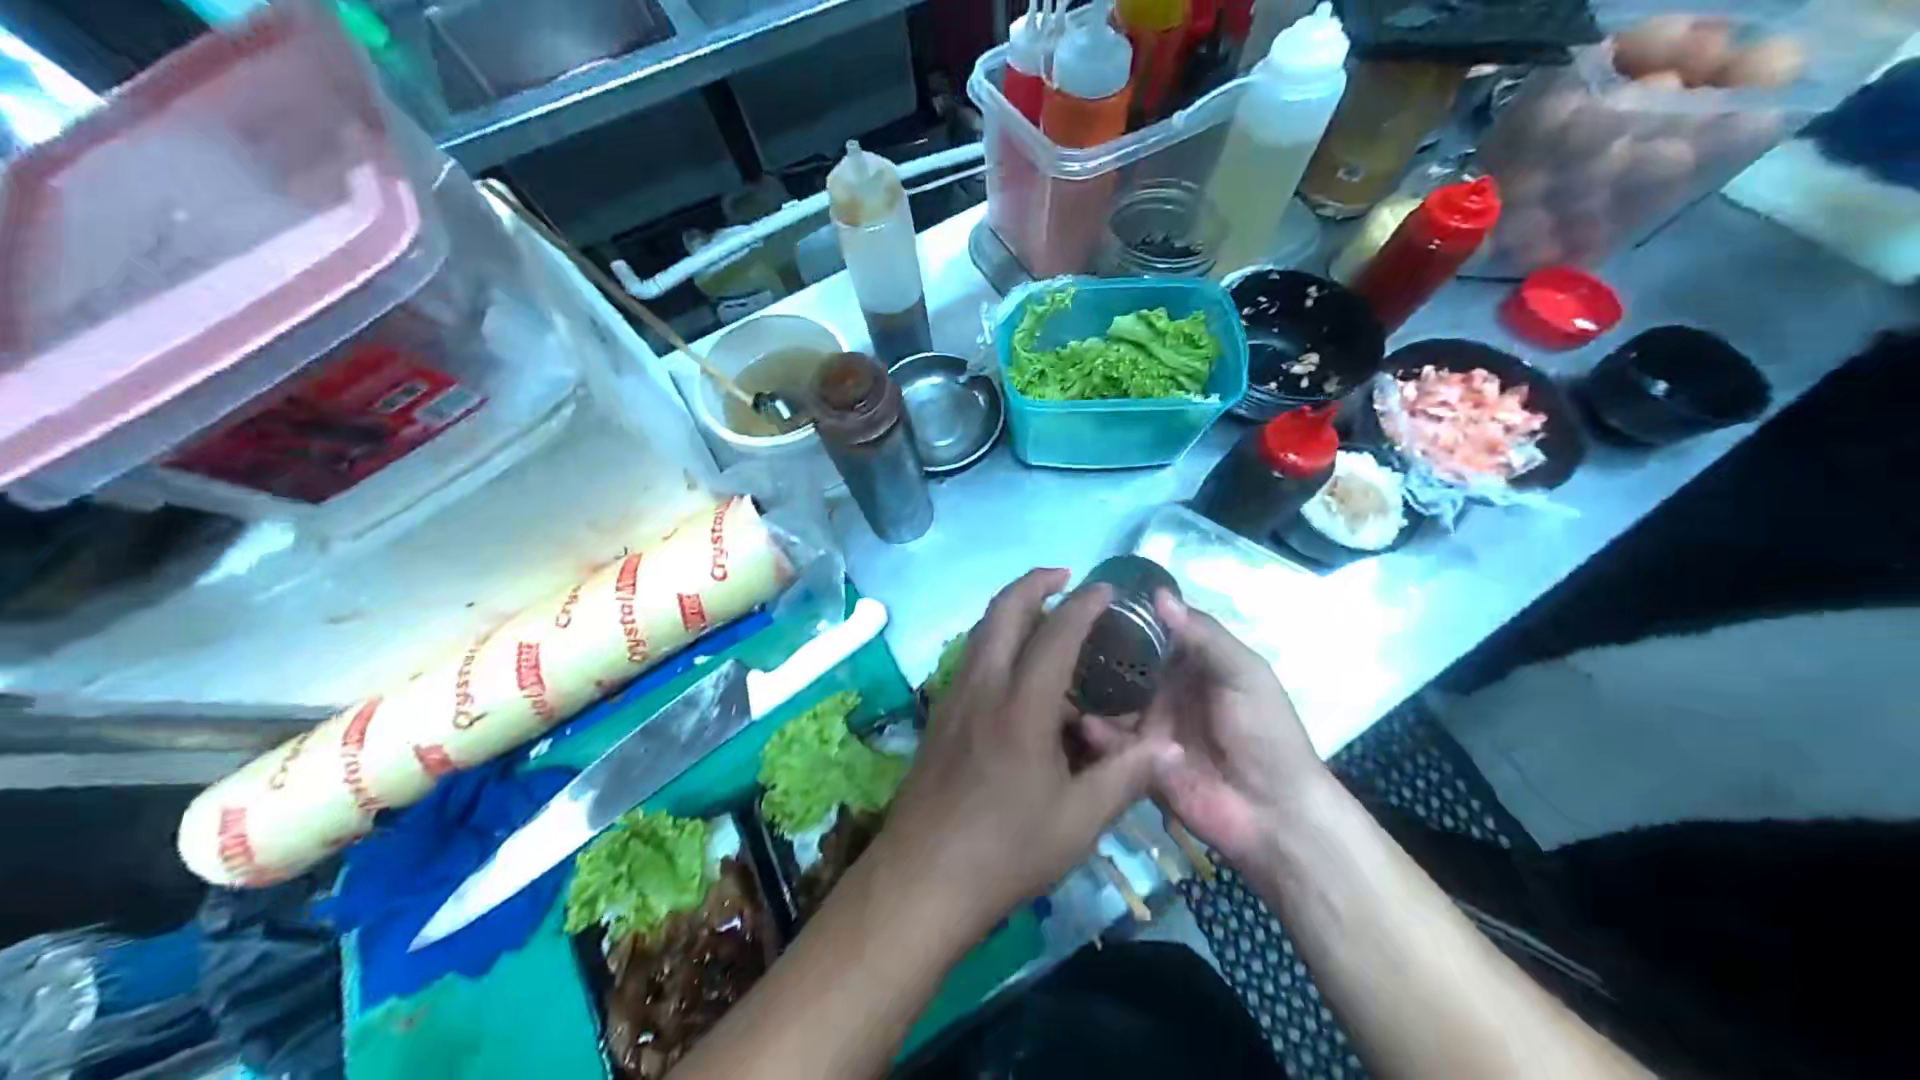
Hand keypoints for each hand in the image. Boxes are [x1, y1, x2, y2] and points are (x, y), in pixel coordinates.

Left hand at [872, 568, 1180, 929]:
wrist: (921, 879)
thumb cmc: (1006, 850)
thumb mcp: (1079, 821)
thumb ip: (1126, 776)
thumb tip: (1171, 747)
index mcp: (1022, 706)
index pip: (1056, 634)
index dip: (1084, 605)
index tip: (1106, 590)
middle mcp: (983, 687)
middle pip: (1003, 611)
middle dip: (1034, 583)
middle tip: (1065, 577)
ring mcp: (953, 699)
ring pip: (979, 631)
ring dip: (1010, 609)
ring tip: (1042, 616)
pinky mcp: (938, 717)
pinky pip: (969, 658)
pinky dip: (993, 640)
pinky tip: (1013, 670)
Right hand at [1082, 590, 1328, 873]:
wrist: (1272, 811)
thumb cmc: (1264, 731)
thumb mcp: (1243, 673)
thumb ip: (1202, 635)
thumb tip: (1158, 594)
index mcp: (1189, 663)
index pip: (1147, 630)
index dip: (1120, 615)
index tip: (1083, 597)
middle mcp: (1161, 688)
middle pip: (1119, 663)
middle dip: (1091, 650)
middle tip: (1055, 636)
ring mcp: (1145, 723)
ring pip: (1105, 698)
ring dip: (1084, 688)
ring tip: (1054, 673)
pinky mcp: (1133, 758)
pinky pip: (1105, 740)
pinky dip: (1090, 730)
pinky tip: (1077, 719)